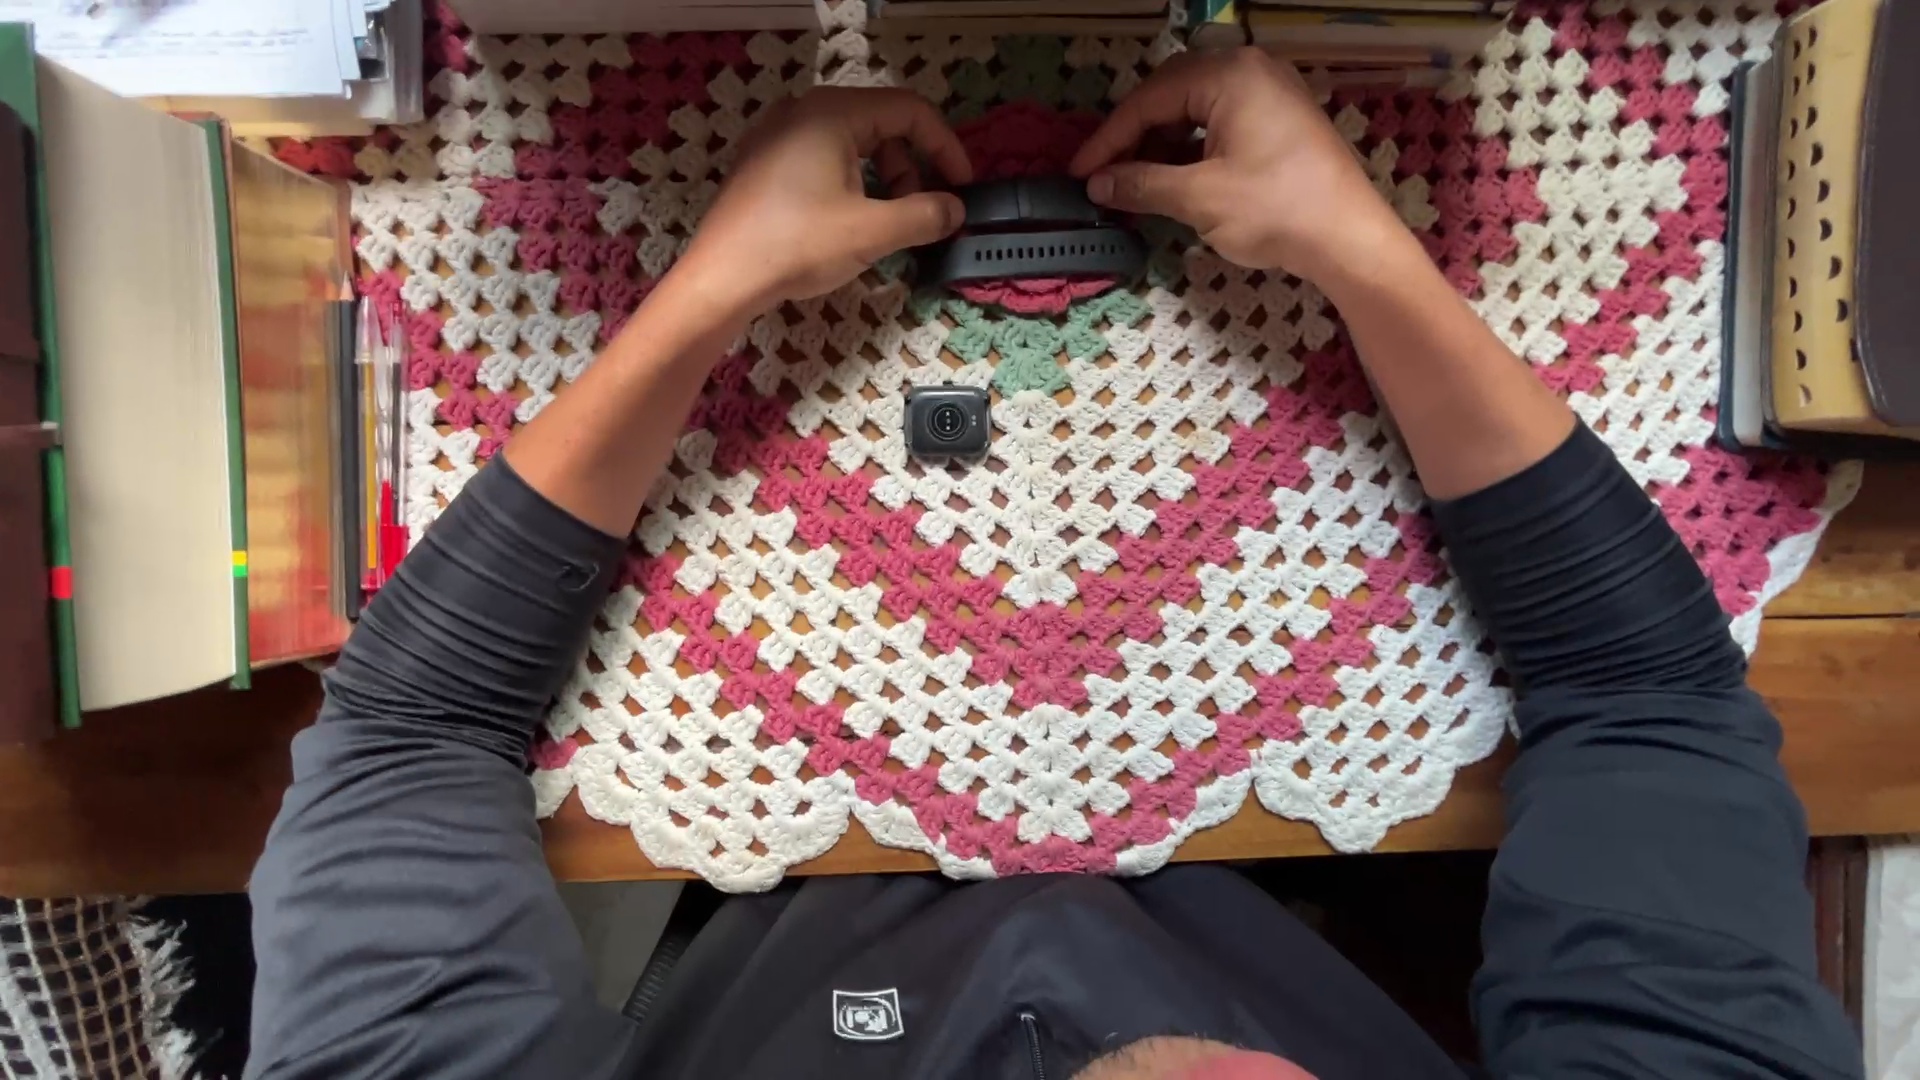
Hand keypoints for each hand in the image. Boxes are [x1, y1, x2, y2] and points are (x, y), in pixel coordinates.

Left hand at [678, 87, 973, 313]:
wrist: (724, 277)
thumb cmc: (798, 245)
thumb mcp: (871, 232)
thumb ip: (923, 216)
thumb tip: (955, 210)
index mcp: (832, 113)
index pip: (909, 111)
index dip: (945, 148)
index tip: (961, 187)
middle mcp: (804, 112)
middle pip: (882, 128)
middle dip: (911, 172)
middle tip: (919, 217)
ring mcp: (780, 137)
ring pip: (853, 149)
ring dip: (883, 185)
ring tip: (886, 229)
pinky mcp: (766, 166)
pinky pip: (825, 165)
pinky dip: (853, 189)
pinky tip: (851, 228)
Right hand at [1068, 47, 1405, 286]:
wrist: (1345, 236)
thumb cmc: (1272, 209)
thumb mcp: (1198, 198)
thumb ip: (1142, 184)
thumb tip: (1097, 183)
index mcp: (1228, 75)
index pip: (1150, 98)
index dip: (1108, 138)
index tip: (1079, 172)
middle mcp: (1248, 71)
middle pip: (1169, 96)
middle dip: (1131, 137)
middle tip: (1102, 174)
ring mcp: (1265, 94)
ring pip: (1192, 111)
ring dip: (1157, 145)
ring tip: (1129, 181)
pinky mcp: (1274, 122)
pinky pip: (1216, 125)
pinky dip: (1186, 150)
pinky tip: (1167, 178)